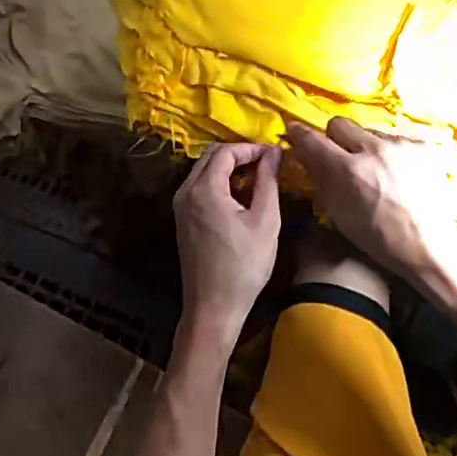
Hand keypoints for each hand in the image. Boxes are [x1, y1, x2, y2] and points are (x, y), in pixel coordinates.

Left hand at [173, 143, 281, 349]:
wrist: (213, 307)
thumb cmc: (243, 266)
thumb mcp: (265, 221)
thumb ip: (268, 181)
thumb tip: (274, 153)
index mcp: (204, 190)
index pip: (226, 151)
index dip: (252, 148)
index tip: (276, 154)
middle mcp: (186, 192)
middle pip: (212, 157)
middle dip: (241, 154)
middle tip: (269, 163)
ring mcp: (181, 207)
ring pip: (205, 171)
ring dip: (231, 168)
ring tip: (260, 178)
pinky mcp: (183, 219)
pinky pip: (201, 188)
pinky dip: (221, 183)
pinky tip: (243, 197)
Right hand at [283, 119, 456, 310]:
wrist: (429, 246)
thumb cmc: (378, 238)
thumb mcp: (338, 213)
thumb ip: (320, 178)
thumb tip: (306, 154)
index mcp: (349, 171)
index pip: (312, 139)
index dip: (300, 136)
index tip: (295, 134)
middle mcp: (375, 149)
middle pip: (340, 124)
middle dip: (335, 139)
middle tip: (340, 157)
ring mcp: (403, 144)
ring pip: (369, 130)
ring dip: (366, 145)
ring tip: (375, 169)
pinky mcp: (423, 145)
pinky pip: (396, 138)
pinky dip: (391, 151)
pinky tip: (398, 171)